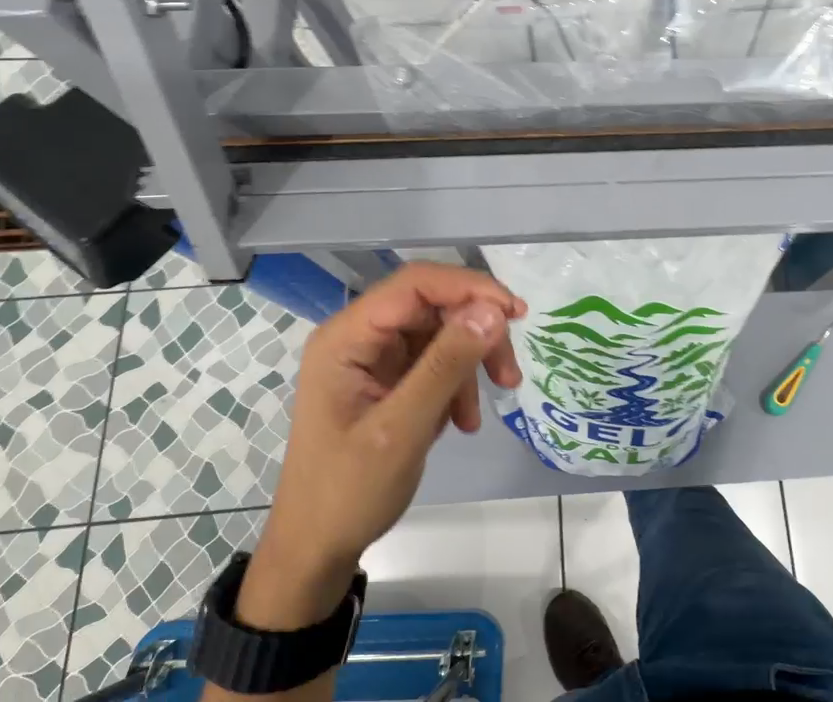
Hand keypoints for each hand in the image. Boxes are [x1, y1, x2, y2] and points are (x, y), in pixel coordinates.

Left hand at [236, 263, 525, 631]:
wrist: (317, 548)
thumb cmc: (348, 491)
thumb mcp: (402, 429)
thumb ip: (446, 365)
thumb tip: (492, 311)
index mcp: (346, 337)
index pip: (415, 285)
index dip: (469, 288)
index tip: (515, 314)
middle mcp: (359, 337)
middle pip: (433, 308)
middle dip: (476, 335)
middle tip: (509, 374)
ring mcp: (373, 360)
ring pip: (440, 335)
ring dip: (470, 366)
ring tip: (479, 415)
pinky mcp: (387, 382)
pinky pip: (435, 364)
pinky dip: (457, 387)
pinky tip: (460, 423)